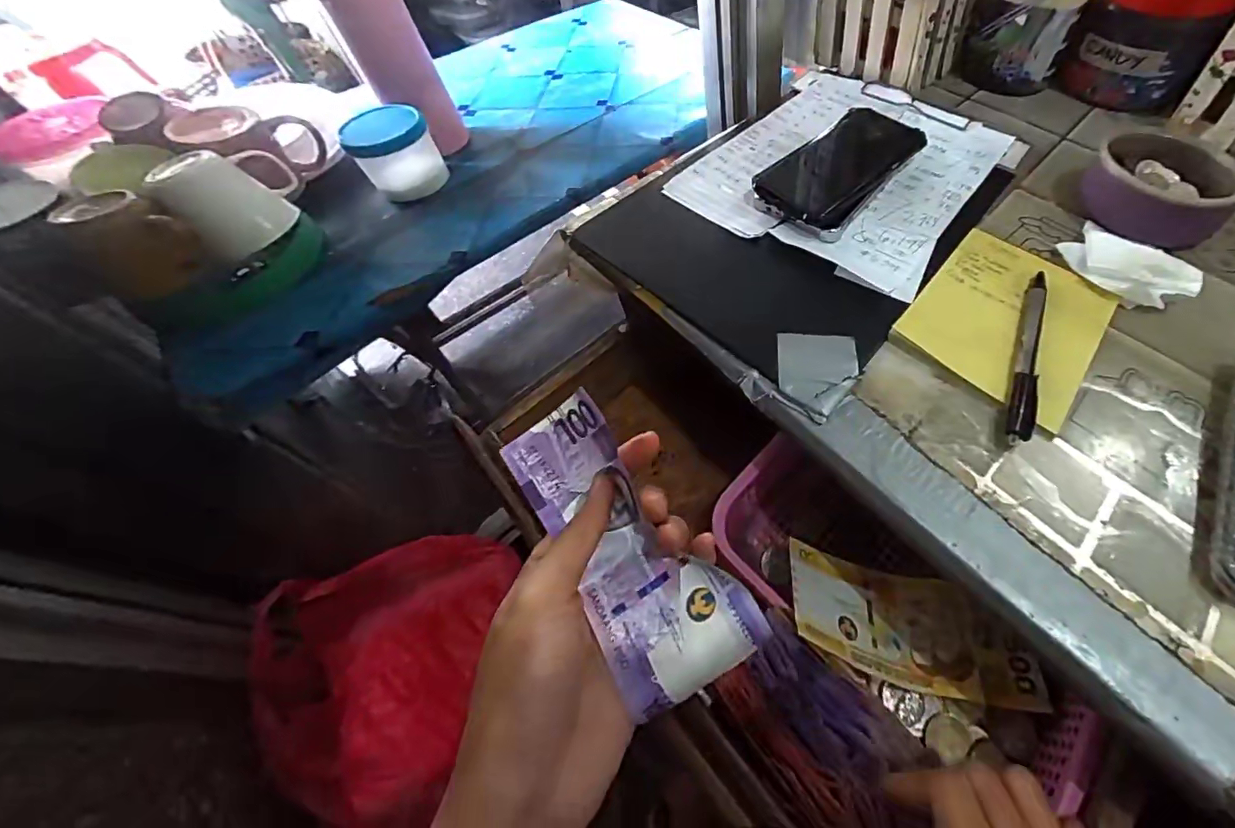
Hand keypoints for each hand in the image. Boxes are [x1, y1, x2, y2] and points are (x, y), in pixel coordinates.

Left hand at [435, 432, 714, 827]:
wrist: (531, 793)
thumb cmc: (525, 686)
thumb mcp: (541, 604)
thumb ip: (576, 543)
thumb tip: (601, 484)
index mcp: (554, 570)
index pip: (589, 506)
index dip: (618, 471)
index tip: (650, 442)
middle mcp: (588, 590)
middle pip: (629, 532)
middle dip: (650, 508)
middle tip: (662, 514)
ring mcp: (617, 624)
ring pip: (656, 565)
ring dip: (676, 541)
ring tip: (686, 541)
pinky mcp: (644, 657)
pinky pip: (674, 609)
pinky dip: (695, 584)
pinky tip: (709, 568)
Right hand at [885, 764, 1062, 827]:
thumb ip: (931, 823)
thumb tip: (900, 806)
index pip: (948, 786)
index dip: (912, 781)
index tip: (888, 789)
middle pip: (983, 775)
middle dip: (948, 777)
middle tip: (922, 798)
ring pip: (1024, 783)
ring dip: (993, 783)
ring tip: (970, 801)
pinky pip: (1063, 821)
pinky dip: (1042, 815)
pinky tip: (1022, 825)